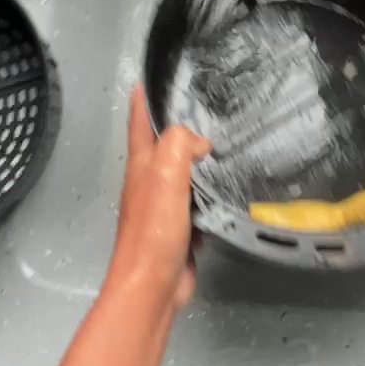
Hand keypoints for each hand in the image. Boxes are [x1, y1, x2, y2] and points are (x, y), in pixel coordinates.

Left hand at [110, 87, 211, 308]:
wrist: (153, 285)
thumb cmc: (153, 230)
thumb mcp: (166, 174)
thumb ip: (182, 145)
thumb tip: (202, 143)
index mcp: (141, 165)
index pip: (140, 123)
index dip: (142, 100)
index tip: (146, 80)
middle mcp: (148, 182)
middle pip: (162, 146)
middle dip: (177, 128)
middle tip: (200, 109)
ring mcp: (163, 207)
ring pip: (182, 174)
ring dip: (197, 162)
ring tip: (219, 146)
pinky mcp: (179, 229)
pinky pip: (197, 203)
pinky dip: (209, 195)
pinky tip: (224, 192)